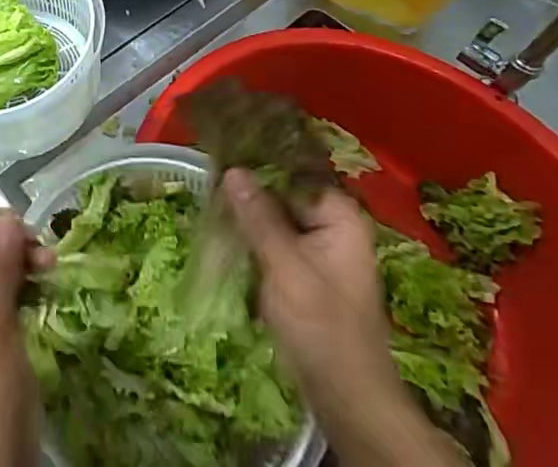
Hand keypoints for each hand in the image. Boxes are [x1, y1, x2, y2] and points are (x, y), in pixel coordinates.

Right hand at [225, 168, 464, 466]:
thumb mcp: (284, 267)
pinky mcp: (313, 275)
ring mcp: (326, 251)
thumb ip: (259, 217)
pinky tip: (231, 241)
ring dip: (252, 220)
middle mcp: (336, 225)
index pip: (293, 174)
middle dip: (251, 194)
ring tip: (213, 208)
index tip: (221, 160)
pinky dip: (260, 244)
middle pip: (287, 197)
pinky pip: (283, 246)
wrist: (348, 396)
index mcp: (340, 214)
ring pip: (281, 223)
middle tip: (209, 185)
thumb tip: (234, 170)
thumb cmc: (320, 326)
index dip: (258, 167)